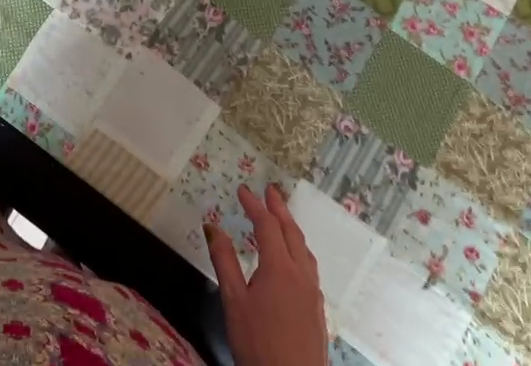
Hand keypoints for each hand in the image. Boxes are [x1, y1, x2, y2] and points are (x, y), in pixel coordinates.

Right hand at [204, 183, 329, 365]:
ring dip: (292, 229)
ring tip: (282, 219)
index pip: (267, 226)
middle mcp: (301, 275)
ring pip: (304, 251)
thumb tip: (213, 227)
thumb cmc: (257, 341)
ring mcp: (313, 294)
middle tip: (270, 190)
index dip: (254, 205)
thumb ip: (224, 260)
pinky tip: (293, 260)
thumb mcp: (233, 300)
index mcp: (279, 268)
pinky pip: (309, 268)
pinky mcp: (318, 311)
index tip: (242, 189)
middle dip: (280, 209)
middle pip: (292, 234)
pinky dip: (298, 251)